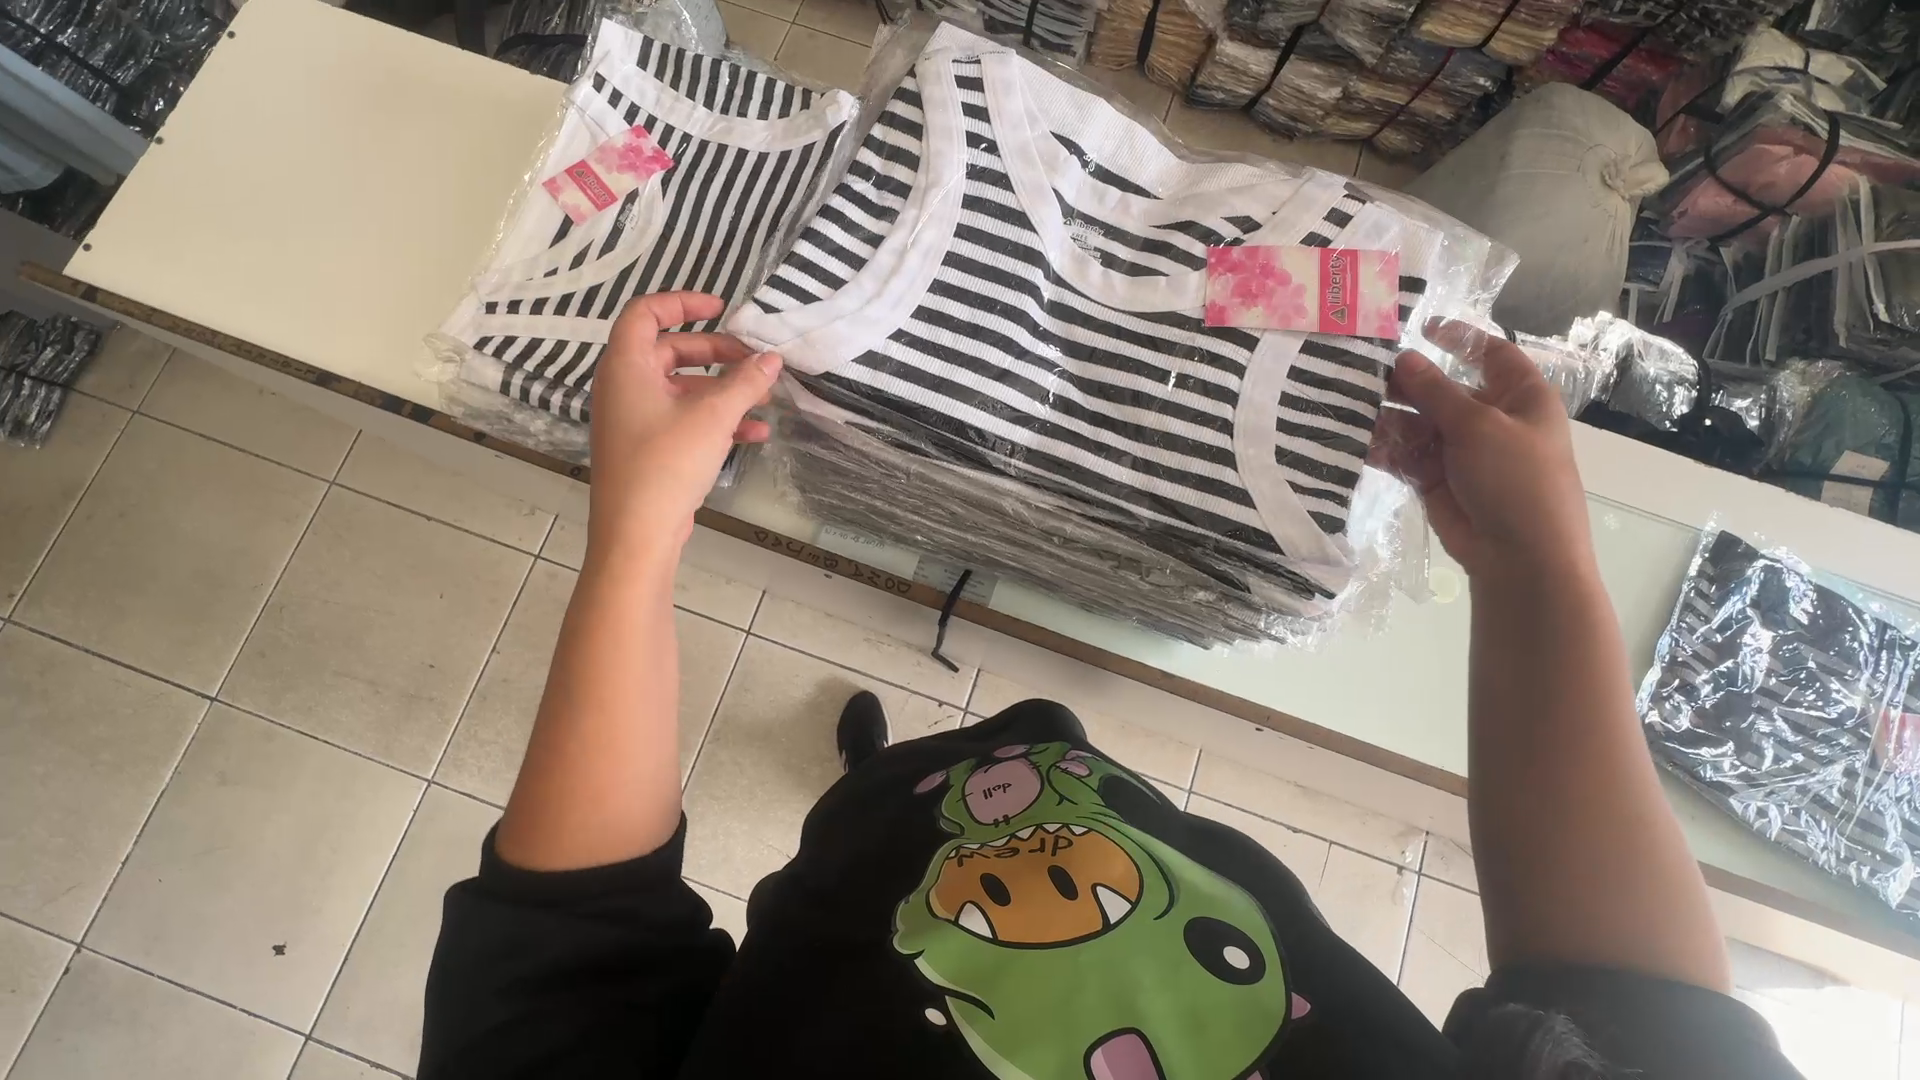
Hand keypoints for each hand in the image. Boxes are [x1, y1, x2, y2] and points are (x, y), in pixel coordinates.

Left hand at [586, 291, 781, 561]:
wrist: (637, 532)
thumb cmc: (666, 463)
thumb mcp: (713, 416)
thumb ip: (745, 382)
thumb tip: (772, 358)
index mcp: (626, 365)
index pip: (647, 312)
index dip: (683, 303)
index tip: (721, 308)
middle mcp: (625, 386)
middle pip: (672, 351)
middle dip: (718, 353)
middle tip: (755, 360)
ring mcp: (636, 419)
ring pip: (684, 389)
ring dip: (724, 390)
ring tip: (765, 398)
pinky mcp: (650, 448)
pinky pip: (684, 419)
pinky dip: (717, 420)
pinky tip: (754, 434)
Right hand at [1374, 319, 1591, 582]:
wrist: (1518, 553)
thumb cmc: (1516, 478)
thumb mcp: (1479, 426)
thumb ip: (1436, 391)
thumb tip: (1403, 358)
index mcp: (1518, 396)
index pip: (1490, 354)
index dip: (1459, 339)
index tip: (1419, 327)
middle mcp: (1488, 419)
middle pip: (1441, 389)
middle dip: (1405, 383)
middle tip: (1359, 373)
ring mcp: (1459, 450)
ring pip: (1416, 423)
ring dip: (1386, 417)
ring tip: (1347, 406)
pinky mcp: (1433, 478)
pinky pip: (1403, 455)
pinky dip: (1381, 449)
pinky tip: (1352, 441)